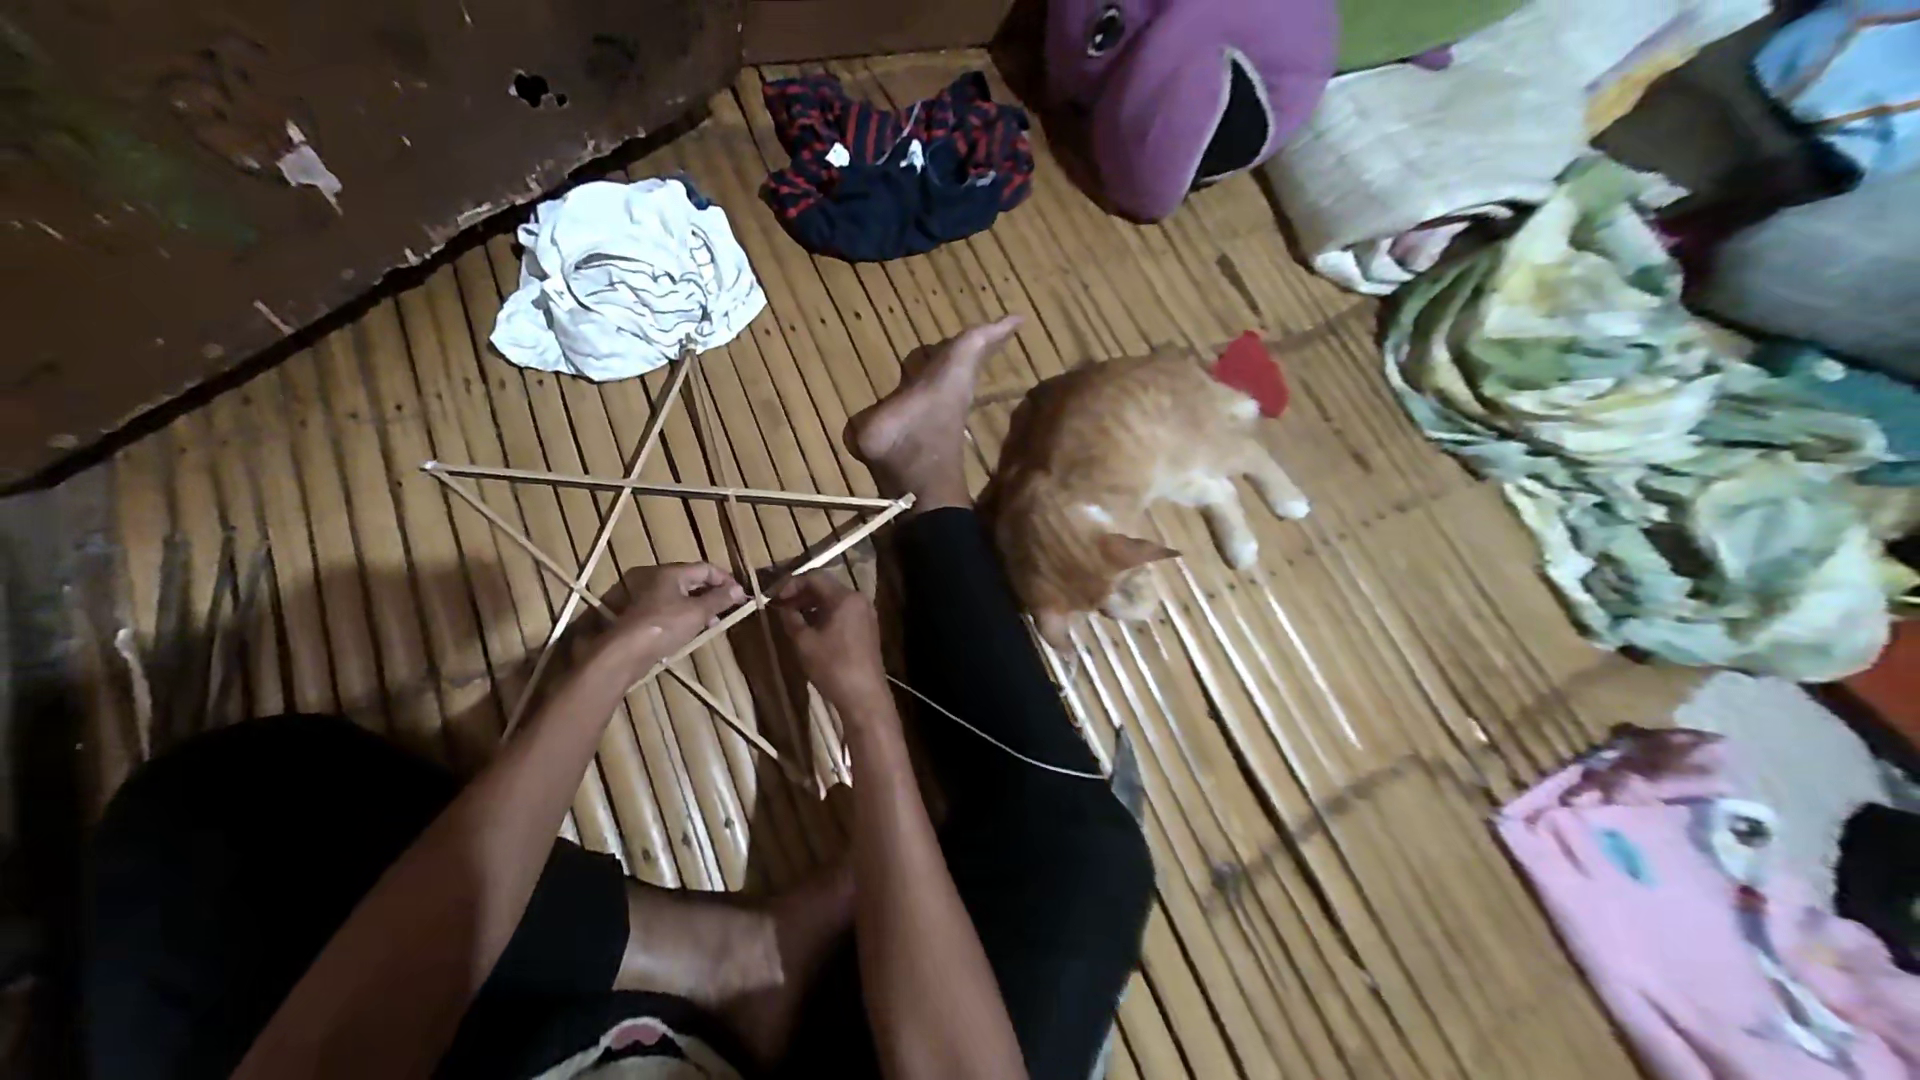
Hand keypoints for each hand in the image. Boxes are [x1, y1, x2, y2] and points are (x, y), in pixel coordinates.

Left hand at [597, 563, 745, 675]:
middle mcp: (657, 579)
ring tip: (714, 622)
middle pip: (693, 580)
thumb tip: (739, 590)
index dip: (726, 580)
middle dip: (714, 593)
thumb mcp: (698, 612)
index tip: (740, 595)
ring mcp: (647, 597)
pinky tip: (694, 629)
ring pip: (682, 596)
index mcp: (671, 573)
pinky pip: (671, 608)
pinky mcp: (643, 614)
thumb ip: (719, 599)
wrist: (625, 652)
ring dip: (701, 606)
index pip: (706, 568)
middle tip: (729, 608)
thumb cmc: (665, 626)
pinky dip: (686, 614)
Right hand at [772, 572, 890, 716]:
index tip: (773, 596)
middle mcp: (859, 600)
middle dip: (801, 593)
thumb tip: (782, 608)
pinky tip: (811, 627)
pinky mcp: (867, 628)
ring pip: (834, 600)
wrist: (865, 696)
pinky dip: (825, 614)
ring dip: (812, 604)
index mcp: (845, 598)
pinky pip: (843, 612)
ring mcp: (866, 614)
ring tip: (791, 616)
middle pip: (826, 587)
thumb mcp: (804, 642)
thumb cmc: (833, 667)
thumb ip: (791, 619)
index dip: (791, 584)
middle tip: (779, 605)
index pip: (815, 577)